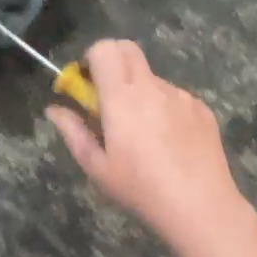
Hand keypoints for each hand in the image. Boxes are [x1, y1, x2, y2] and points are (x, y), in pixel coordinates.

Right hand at [45, 40, 251, 247]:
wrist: (201, 207)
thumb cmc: (141, 189)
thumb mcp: (97, 167)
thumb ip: (73, 132)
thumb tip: (54, 109)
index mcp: (122, 97)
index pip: (104, 49)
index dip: (91, 59)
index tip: (86, 85)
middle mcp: (152, 87)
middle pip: (128, 49)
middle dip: (112, 63)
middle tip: (107, 99)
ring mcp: (181, 96)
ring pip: (151, 78)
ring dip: (139, 92)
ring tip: (143, 135)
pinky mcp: (202, 108)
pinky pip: (174, 97)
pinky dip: (163, 109)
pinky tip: (169, 143)